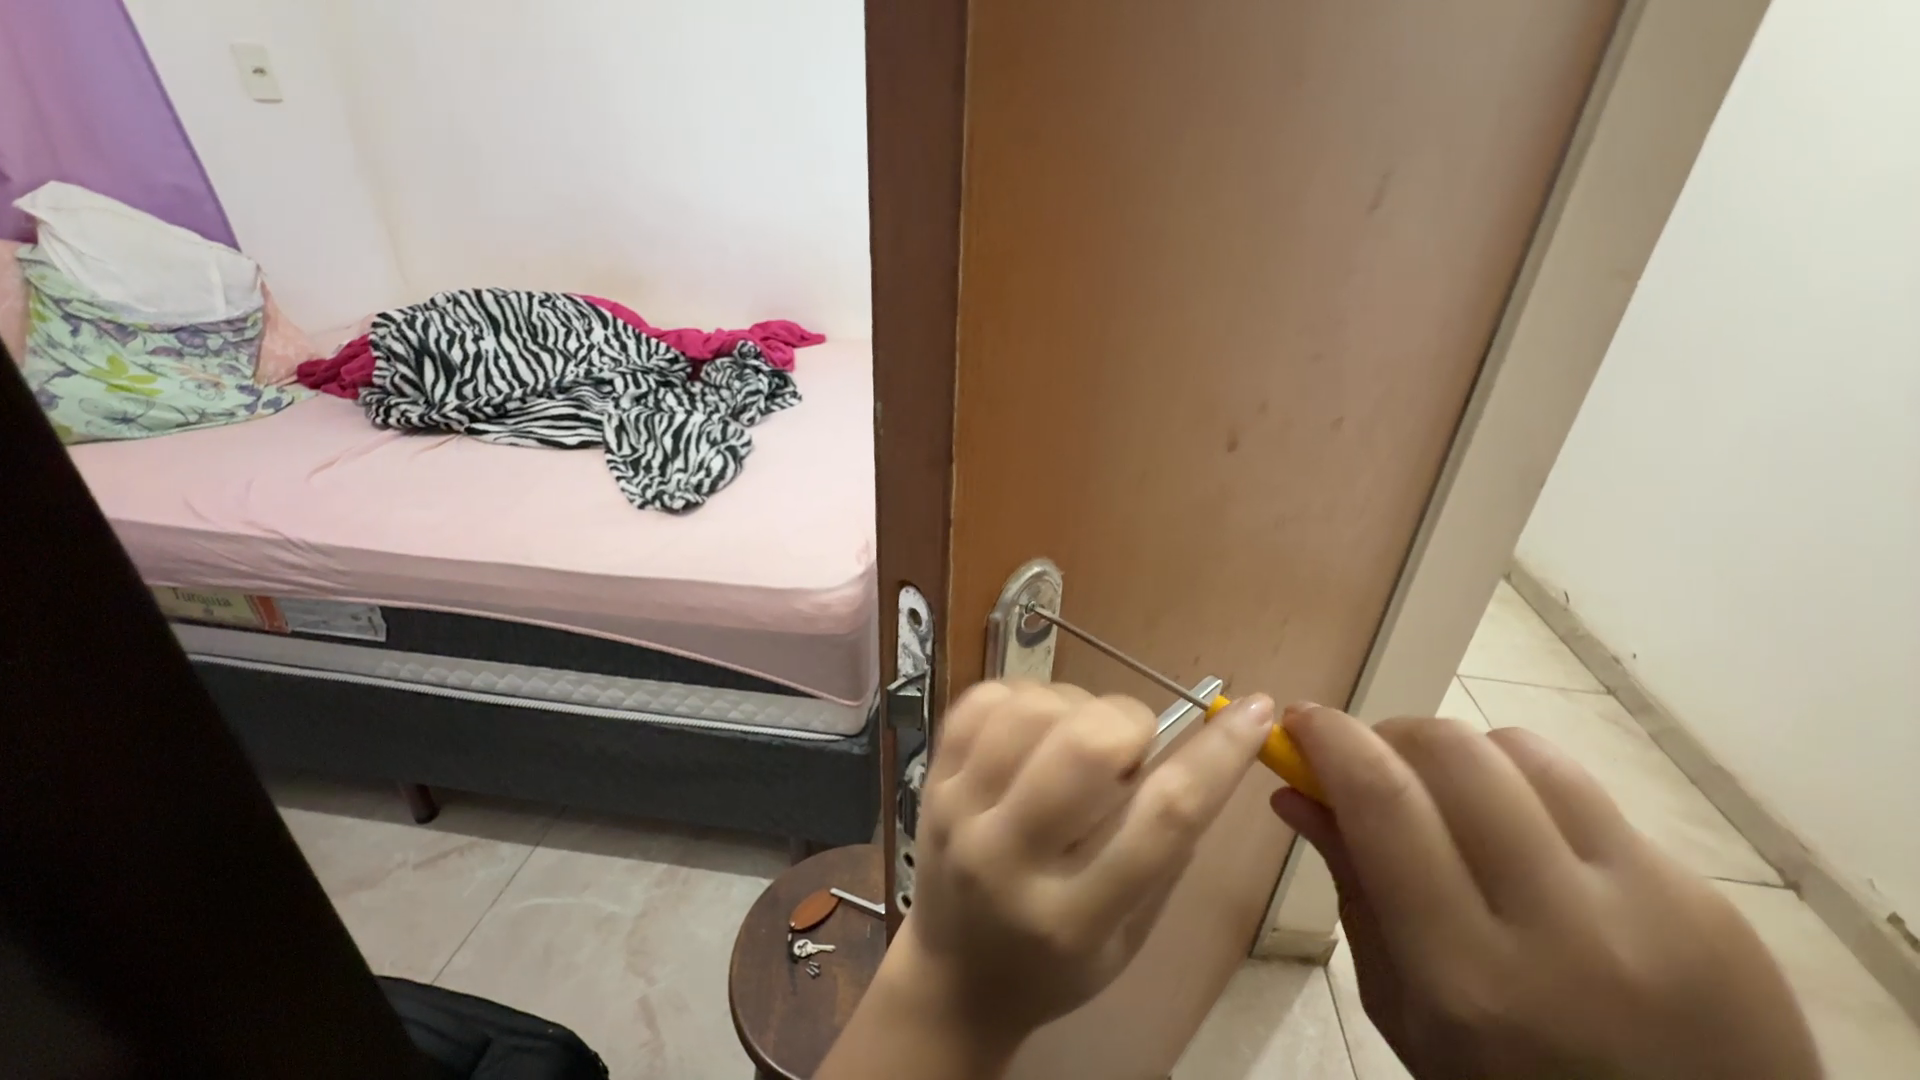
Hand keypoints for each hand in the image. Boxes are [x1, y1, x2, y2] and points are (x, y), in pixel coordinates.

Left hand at [905, 682, 1275, 1040]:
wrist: (955, 978)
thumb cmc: (1056, 964)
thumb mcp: (1128, 938)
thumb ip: (1165, 852)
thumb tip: (1203, 755)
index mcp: (1074, 917)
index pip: (1162, 817)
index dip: (1219, 754)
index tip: (1257, 711)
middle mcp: (1008, 859)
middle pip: (1085, 747)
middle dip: (1131, 723)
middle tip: (1132, 747)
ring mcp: (958, 812)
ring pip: (1032, 710)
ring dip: (1077, 706)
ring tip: (1079, 738)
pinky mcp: (930, 780)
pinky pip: (983, 700)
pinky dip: (1027, 696)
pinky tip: (1038, 726)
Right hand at [1270, 704, 1821, 1079]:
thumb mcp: (1405, 1014)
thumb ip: (1354, 893)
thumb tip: (1296, 791)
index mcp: (1469, 977)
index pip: (1385, 803)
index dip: (1332, 739)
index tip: (1301, 720)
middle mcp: (1565, 928)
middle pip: (1457, 754)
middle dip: (1393, 734)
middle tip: (1372, 763)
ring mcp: (1653, 905)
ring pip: (1527, 753)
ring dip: (1463, 756)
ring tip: (1450, 799)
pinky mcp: (1708, 896)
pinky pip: (1591, 800)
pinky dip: (1529, 798)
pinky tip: (1529, 850)